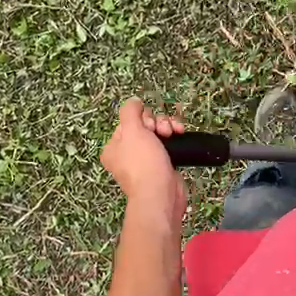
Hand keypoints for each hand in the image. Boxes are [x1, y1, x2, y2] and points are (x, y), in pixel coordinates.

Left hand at [101, 98, 186, 226]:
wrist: (160, 194)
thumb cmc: (143, 163)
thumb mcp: (132, 131)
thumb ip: (130, 111)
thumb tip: (134, 101)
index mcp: (114, 147)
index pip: (129, 120)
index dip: (141, 118)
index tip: (148, 126)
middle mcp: (127, 152)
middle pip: (144, 124)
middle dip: (157, 122)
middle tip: (162, 131)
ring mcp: (145, 159)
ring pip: (157, 131)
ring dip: (167, 126)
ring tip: (175, 132)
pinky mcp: (162, 163)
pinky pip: (167, 141)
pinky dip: (174, 135)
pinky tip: (180, 132)